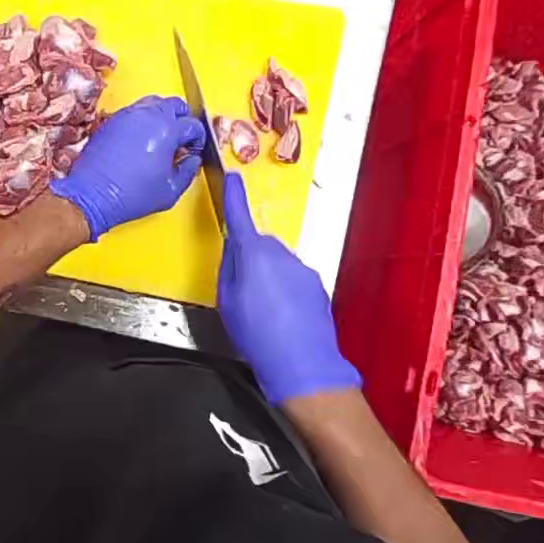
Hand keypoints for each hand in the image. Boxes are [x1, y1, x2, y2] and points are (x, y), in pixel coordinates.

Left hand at [50, 96, 207, 240]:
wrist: (92, 196)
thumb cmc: (130, 196)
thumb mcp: (170, 191)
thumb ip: (188, 171)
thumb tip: (191, 161)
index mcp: (167, 129)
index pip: (192, 125)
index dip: (198, 139)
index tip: (193, 150)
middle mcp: (147, 115)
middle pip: (174, 105)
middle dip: (182, 120)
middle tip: (181, 139)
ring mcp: (126, 116)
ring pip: (152, 103)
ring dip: (162, 116)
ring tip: (161, 138)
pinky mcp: (110, 122)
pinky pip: (132, 113)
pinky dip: (142, 121)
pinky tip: (140, 140)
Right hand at [218, 173, 361, 402]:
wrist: (302, 363)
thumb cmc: (256, 334)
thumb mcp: (227, 301)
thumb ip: (229, 270)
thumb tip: (234, 252)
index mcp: (255, 256)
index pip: (240, 218)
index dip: (234, 197)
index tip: (232, 178)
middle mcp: (282, 256)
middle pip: (260, 245)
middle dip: (248, 258)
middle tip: (237, 289)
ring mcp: (303, 270)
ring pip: (277, 263)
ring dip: (266, 278)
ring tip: (258, 311)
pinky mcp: (316, 286)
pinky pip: (292, 279)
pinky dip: (282, 291)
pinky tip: (276, 317)